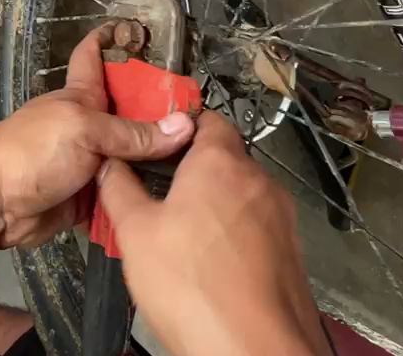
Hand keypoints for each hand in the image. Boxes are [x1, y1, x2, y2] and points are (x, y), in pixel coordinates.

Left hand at [0, 29, 195, 250]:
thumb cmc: (32, 151)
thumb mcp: (83, 130)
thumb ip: (132, 132)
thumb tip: (187, 125)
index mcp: (80, 97)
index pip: (95, 57)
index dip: (113, 40)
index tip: (143, 30)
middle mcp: (88, 125)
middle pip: (131, 114)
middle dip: (163, 116)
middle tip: (214, 123)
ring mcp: (90, 163)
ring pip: (134, 158)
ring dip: (161, 165)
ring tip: (212, 168)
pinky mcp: (91, 199)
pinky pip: (125, 197)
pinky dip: (145, 199)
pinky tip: (182, 205)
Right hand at [95, 111, 330, 355]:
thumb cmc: (192, 284)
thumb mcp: (134, 230)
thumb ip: (118, 186)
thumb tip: (110, 164)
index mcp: (221, 162)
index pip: (206, 117)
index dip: (178, 123)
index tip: (152, 137)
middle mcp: (259, 183)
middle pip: (222, 155)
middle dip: (190, 166)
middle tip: (154, 184)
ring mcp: (282, 221)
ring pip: (239, 192)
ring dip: (211, 199)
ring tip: (176, 225)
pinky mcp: (292, 257)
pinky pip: (254, 225)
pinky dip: (231, 230)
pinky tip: (205, 258)